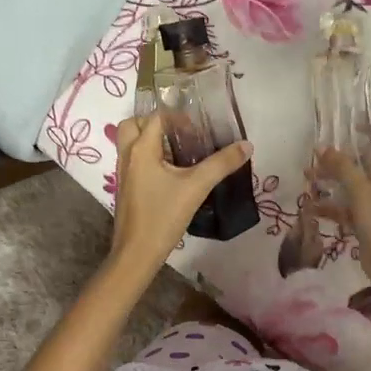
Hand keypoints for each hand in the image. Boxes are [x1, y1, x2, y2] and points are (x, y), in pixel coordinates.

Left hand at [108, 115, 252, 275]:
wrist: (136, 254)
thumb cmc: (163, 216)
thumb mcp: (196, 187)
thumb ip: (222, 164)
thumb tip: (247, 145)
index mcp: (141, 149)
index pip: (157, 117)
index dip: (178, 117)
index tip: (199, 129)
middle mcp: (128, 155)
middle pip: (135, 125)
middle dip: (155, 123)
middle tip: (180, 133)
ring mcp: (124, 173)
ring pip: (132, 143)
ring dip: (151, 140)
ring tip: (180, 151)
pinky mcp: (126, 188)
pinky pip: (134, 160)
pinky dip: (149, 157)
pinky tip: (172, 173)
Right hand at [315, 131, 370, 287]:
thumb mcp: (360, 190)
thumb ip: (342, 167)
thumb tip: (323, 147)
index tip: (350, 123)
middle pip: (366, 160)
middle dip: (342, 155)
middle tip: (319, 150)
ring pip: (352, 183)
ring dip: (332, 179)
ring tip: (307, 174)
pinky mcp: (366, 221)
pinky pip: (346, 207)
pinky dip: (331, 205)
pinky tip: (311, 205)